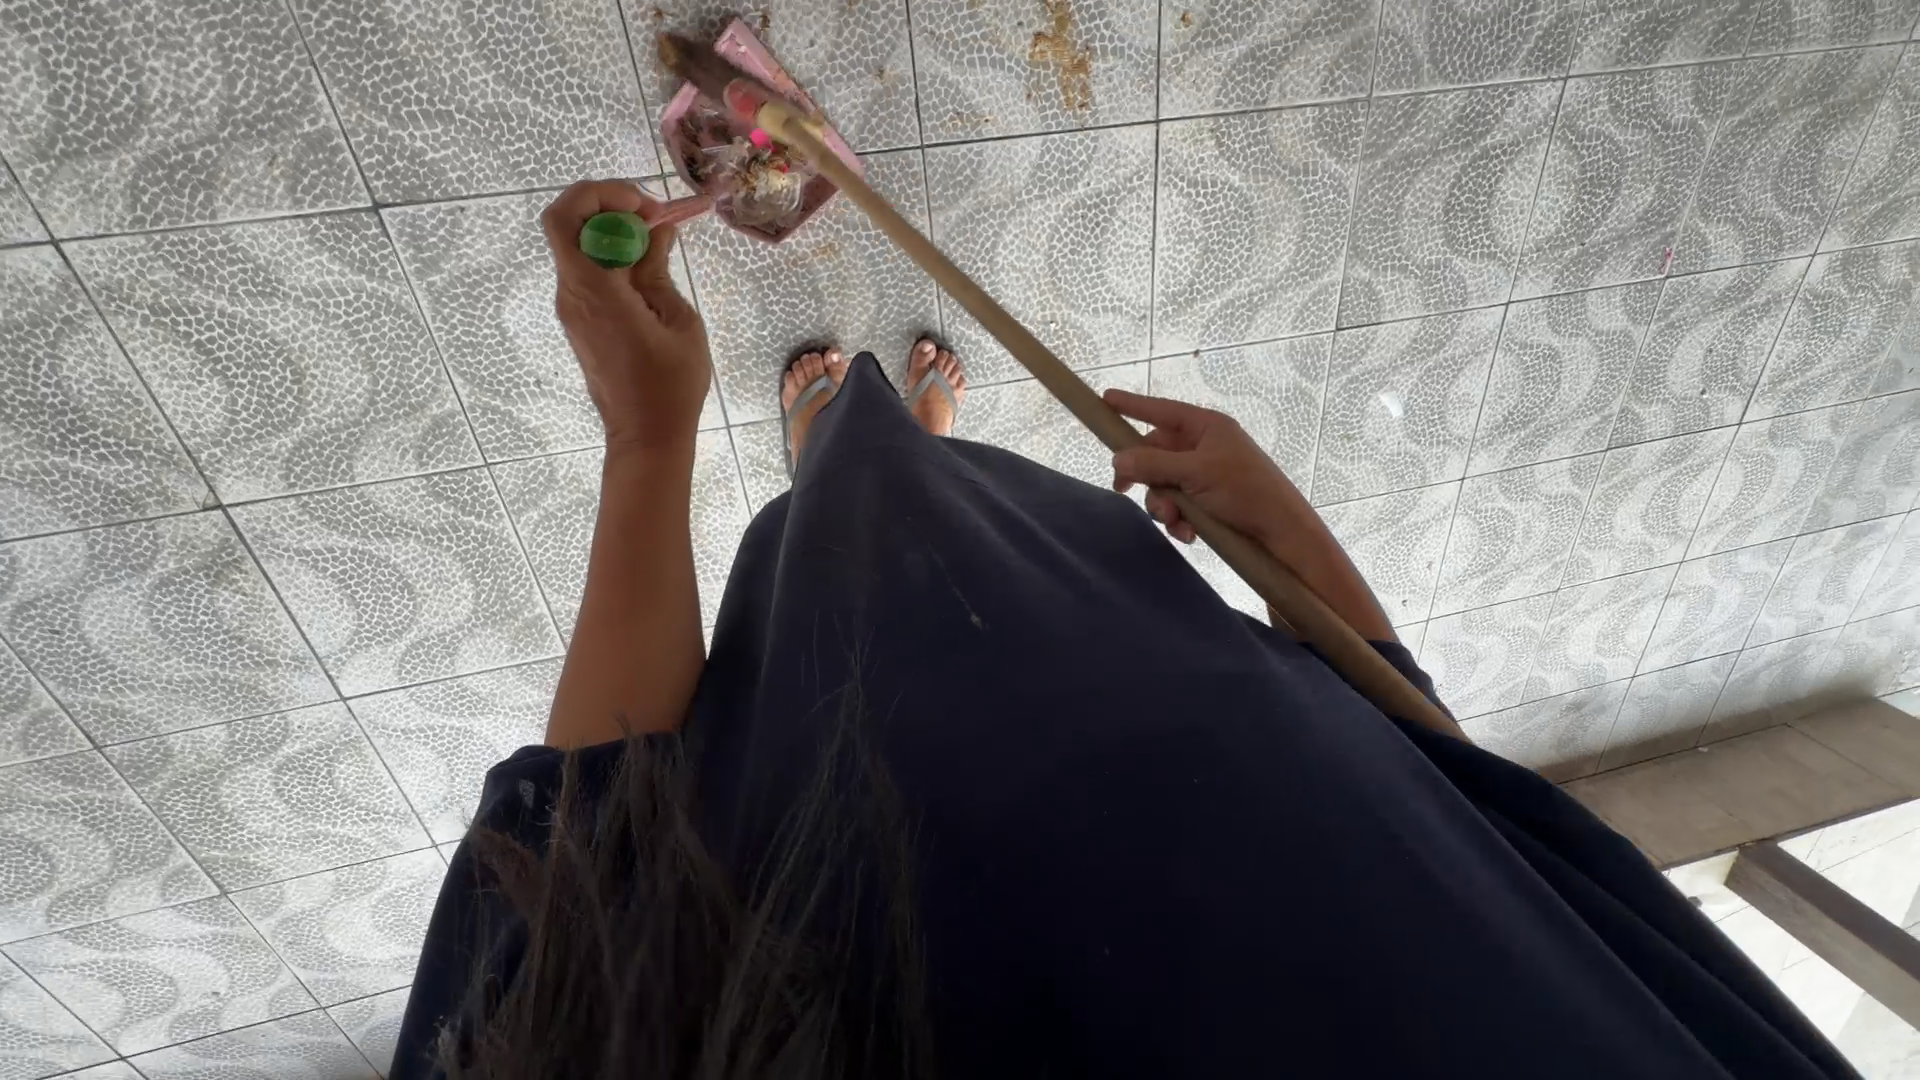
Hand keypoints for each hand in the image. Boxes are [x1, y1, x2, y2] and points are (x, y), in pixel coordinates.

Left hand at [542, 181, 711, 449]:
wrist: (647, 434)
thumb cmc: (671, 384)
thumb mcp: (679, 321)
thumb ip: (660, 270)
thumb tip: (657, 232)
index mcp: (594, 292)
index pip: (566, 217)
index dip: (599, 195)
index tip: (644, 205)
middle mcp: (571, 295)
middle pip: (568, 227)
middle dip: (608, 210)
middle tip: (652, 221)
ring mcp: (572, 311)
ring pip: (578, 250)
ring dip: (613, 237)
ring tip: (657, 247)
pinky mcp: (581, 324)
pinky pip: (588, 277)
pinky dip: (612, 262)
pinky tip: (647, 276)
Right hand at [1106, 388, 1396, 641]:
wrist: (1282, 533)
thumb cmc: (1245, 491)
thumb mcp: (1195, 473)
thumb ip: (1153, 464)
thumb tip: (1117, 458)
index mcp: (1206, 428)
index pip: (1161, 410)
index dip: (1133, 405)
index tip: (1105, 399)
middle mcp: (1203, 448)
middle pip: (1154, 454)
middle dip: (1145, 477)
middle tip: (1122, 489)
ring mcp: (1204, 476)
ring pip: (1162, 485)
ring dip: (1162, 506)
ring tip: (1176, 521)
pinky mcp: (1207, 502)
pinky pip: (1177, 506)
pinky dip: (1178, 521)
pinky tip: (1189, 533)